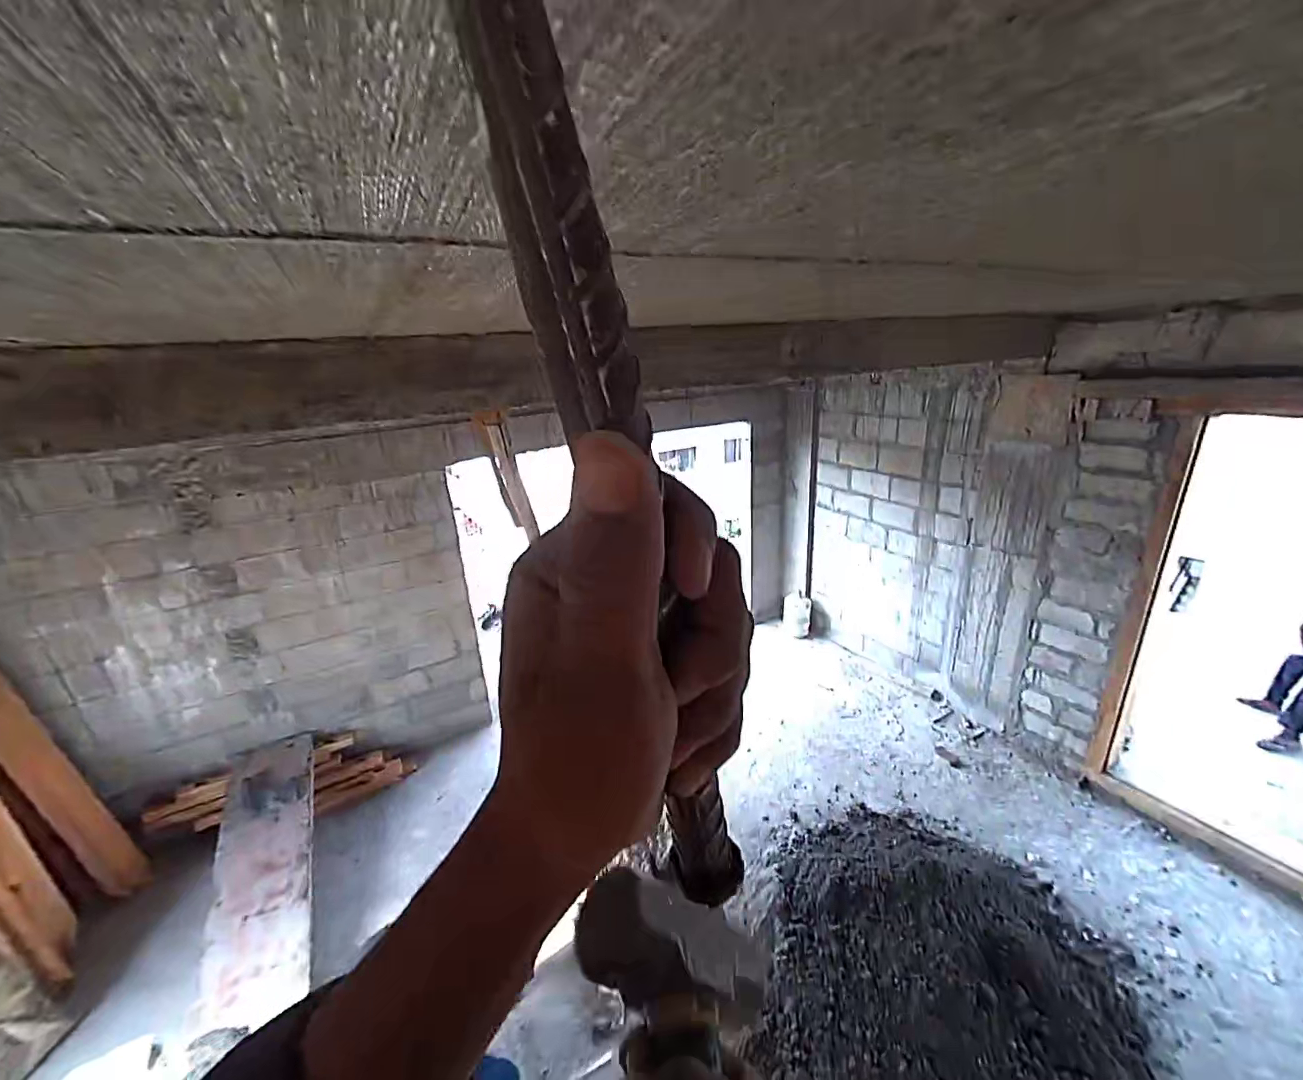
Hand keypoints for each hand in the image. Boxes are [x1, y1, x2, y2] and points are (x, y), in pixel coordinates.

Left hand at [492, 432, 750, 886]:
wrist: (576, 839)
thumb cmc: (575, 757)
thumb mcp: (602, 656)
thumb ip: (614, 554)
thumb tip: (606, 440)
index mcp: (578, 561)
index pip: (657, 496)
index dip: (693, 535)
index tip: (691, 595)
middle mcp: (610, 582)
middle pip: (710, 570)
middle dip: (711, 643)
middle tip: (677, 694)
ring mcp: (642, 624)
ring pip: (727, 624)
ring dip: (716, 690)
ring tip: (675, 735)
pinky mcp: (667, 661)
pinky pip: (727, 668)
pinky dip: (716, 716)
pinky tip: (681, 751)